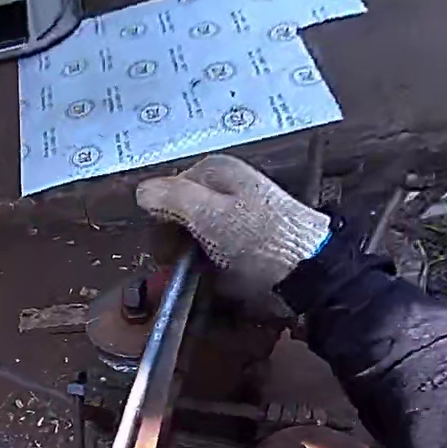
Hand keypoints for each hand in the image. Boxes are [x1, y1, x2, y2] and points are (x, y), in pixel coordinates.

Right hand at [136, 154, 330, 298]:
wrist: (306, 267)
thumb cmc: (257, 237)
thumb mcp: (208, 214)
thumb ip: (171, 198)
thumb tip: (140, 191)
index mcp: (214, 170)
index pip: (164, 194)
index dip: (161, 223)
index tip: (168, 249)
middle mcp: (223, 186)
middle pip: (177, 215)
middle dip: (175, 243)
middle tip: (183, 264)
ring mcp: (234, 213)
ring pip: (192, 236)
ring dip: (190, 259)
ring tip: (203, 273)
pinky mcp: (244, 239)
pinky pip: (211, 251)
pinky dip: (207, 265)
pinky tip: (216, 277)